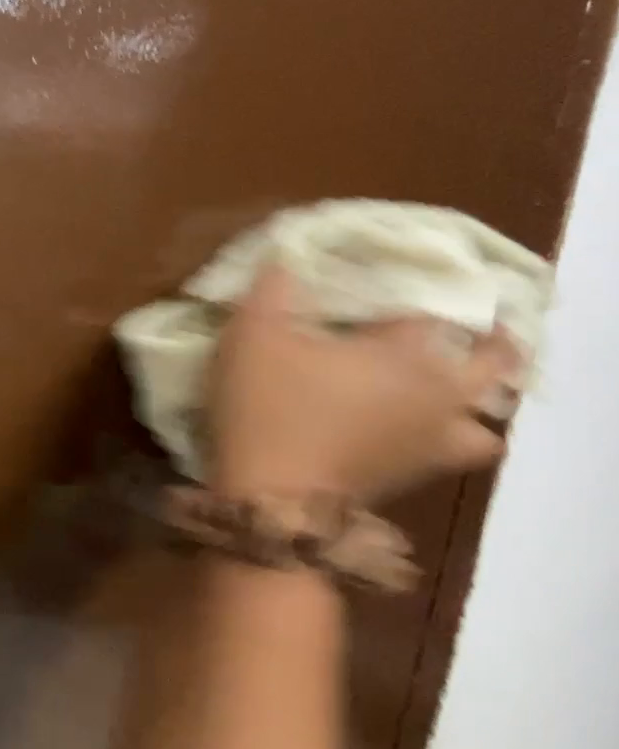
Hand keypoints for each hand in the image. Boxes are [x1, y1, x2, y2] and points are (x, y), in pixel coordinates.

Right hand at [207, 263, 517, 502]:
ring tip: (445, 386)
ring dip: (477, 398)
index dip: (410, 291)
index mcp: (409, 349)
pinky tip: (419, 429)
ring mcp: (438, 436)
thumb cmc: (267, 403)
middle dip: (484, 339)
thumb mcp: (252, 333)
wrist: (273, 491)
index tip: (384, 284)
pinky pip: (460, 449)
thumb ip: (273, 289)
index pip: (432, 307)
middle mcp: (442, 390)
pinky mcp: (421, 471)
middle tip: (457, 327)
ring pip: (490, 414)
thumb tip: (287, 256)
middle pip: (494, 358)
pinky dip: (452, 436)